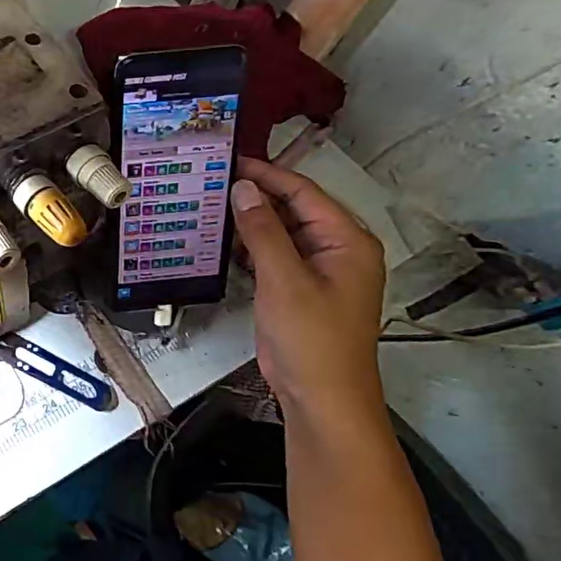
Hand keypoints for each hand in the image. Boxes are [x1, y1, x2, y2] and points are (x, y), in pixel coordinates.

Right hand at [229, 158, 387, 420]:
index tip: (233, 162)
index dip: (269, 175)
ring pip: (282, 233)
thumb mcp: (285, 280)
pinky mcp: (299, 290)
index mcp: (348, 242)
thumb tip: (243, 189)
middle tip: (214, 183)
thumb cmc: (313, 340)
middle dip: (256, 198)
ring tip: (212, 207)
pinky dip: (251, 248)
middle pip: (294, 211)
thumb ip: (263, 230)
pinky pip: (274, 257)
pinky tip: (224, 243)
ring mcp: (318, 272)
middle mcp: (337, 251)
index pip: (305, 194)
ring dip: (251, 223)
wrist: (321, 399)